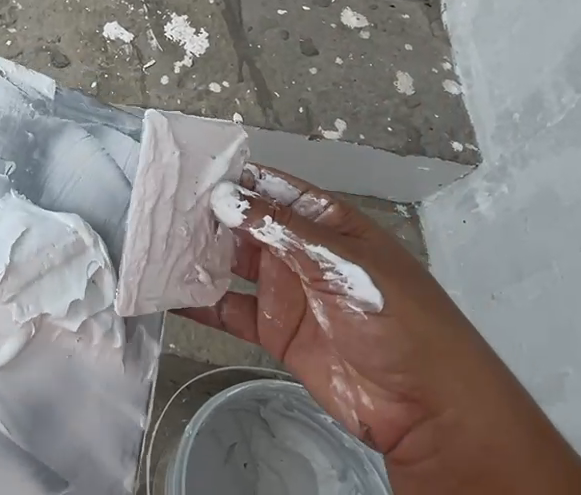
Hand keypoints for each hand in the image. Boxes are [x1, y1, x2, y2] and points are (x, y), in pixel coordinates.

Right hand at [177, 165, 580, 494]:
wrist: (429, 410)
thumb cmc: (402, 322)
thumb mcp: (342, 263)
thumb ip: (279, 229)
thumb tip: (223, 197)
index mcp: (322, 222)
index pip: (267, 187)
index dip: (227, 176)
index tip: (182, 169)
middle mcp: (298, 249)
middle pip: (240, 222)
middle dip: (200, 214)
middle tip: (154, 206)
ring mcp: (284, 289)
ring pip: (226, 262)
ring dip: (193, 254)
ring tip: (151, 244)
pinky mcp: (273, 329)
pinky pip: (226, 308)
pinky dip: (197, 300)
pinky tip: (166, 292)